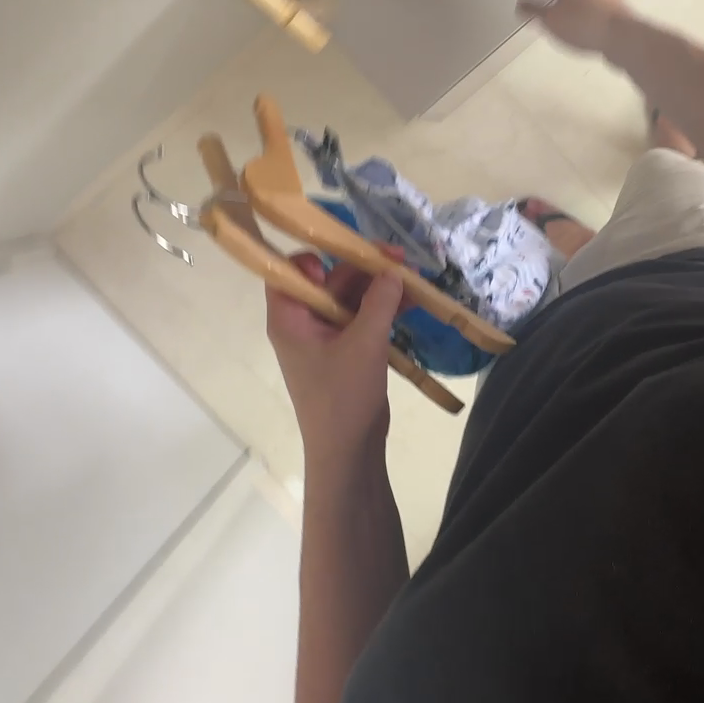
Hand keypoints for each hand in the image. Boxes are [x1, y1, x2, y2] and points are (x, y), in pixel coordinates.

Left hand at [266, 252, 406, 470]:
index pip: (289, 272)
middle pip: (329, 281)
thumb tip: (393, 270)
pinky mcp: (348, 350)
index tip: (350, 252)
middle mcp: (304, 323)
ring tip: (414, 277)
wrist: (349, 450)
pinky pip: (364, 318)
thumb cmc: (344, 396)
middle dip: (364, 268)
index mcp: (290, 318)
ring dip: (380, 287)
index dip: (316, 258)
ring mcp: (327, 337)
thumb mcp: (364, 343)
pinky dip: (385, 308)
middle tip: (399, 257)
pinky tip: (413, 300)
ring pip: (351, 298)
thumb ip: (379, 302)